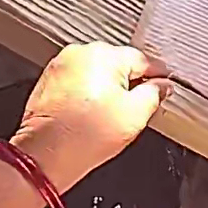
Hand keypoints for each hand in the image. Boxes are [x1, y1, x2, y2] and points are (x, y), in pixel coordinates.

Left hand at [12, 43, 171, 191]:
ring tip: (103, 117)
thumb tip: (161, 86)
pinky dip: (85, 94)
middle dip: (126, 85)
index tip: (161, 89)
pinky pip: (78, 81)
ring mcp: (63, 64)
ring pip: (97, 72)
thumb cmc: (85, 136)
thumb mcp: (136, 115)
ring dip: (105, 89)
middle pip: (119, 64)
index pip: (143, 60)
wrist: (46, 155)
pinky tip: (87, 116)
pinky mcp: (49, 79)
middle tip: (128, 112)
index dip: (156, 77)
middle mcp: (82, 52)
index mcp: (106, 54)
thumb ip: (155, 93)